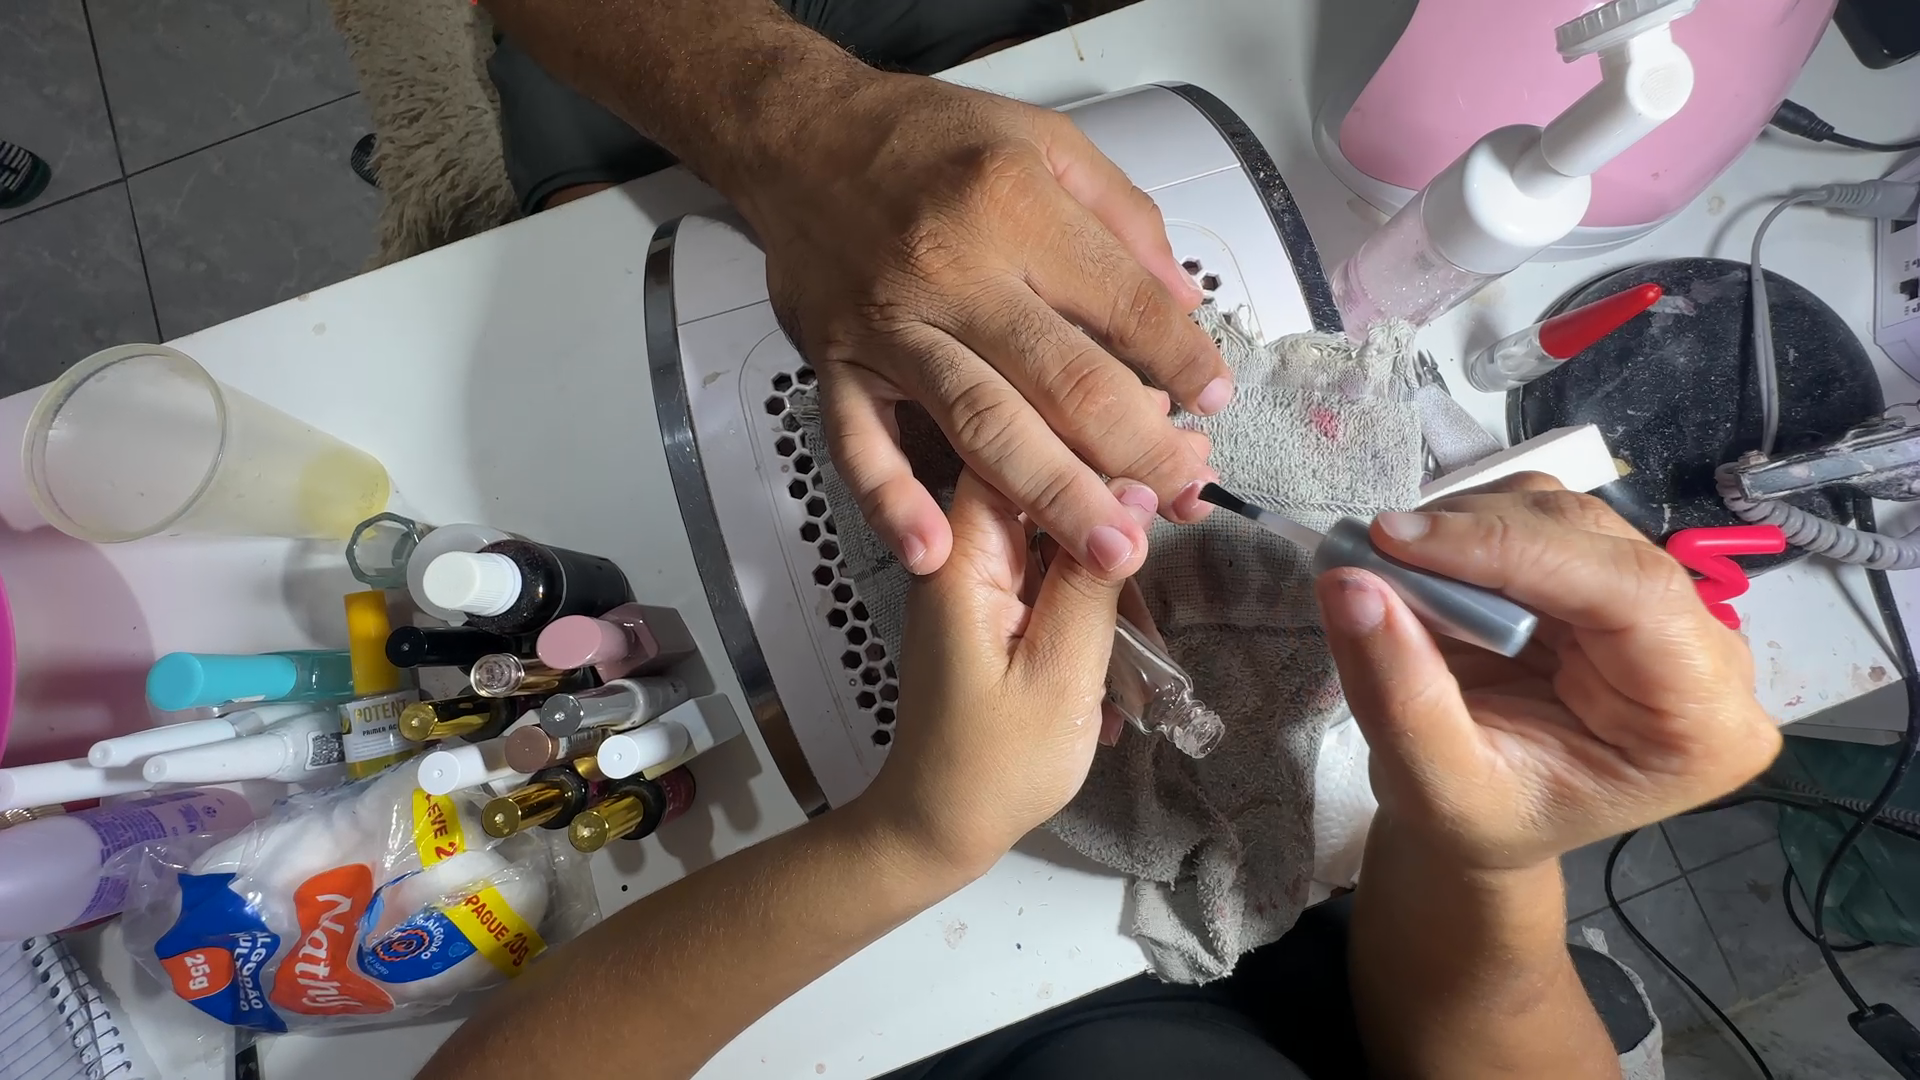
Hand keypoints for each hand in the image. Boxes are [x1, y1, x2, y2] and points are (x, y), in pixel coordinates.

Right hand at [728, 71, 1227, 580]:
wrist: (801, 137)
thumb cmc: (922, 139)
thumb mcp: (1042, 140)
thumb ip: (1121, 216)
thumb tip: (1179, 300)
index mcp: (1014, 208)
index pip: (1122, 300)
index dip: (1180, 358)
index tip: (1213, 400)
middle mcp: (953, 275)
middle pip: (1062, 379)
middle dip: (1135, 449)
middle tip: (1183, 497)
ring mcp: (890, 329)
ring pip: (981, 423)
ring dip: (1052, 496)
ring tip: (1110, 549)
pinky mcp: (837, 367)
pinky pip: (859, 443)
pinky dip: (892, 501)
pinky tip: (932, 552)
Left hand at [852, 469, 1149, 875]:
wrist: (939, 825)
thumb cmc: (997, 763)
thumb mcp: (1059, 673)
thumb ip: (1092, 582)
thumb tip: (1132, 495)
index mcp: (963, 562)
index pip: (1012, 458)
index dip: (1083, 443)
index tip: (1160, 448)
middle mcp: (963, 559)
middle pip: (1038, 493)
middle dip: (1114, 498)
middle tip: (1192, 498)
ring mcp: (978, 587)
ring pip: (1052, 539)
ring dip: (1110, 562)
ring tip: (1163, 601)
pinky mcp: (993, 613)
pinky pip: (1048, 580)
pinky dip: (1091, 599)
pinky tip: (1130, 645)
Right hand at [1312, 474, 1779, 873]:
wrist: (1479, 819)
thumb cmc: (1472, 819)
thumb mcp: (1428, 778)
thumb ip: (1394, 687)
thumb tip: (1347, 581)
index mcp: (1695, 723)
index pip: (1630, 590)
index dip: (1510, 548)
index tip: (1391, 538)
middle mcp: (1697, 652)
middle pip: (1595, 540)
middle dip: (1474, 533)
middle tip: (1372, 550)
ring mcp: (1646, 612)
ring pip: (1562, 517)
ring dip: (1464, 525)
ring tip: (1392, 565)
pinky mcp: (1591, 588)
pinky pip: (1533, 522)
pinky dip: (1463, 529)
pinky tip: (1423, 566)